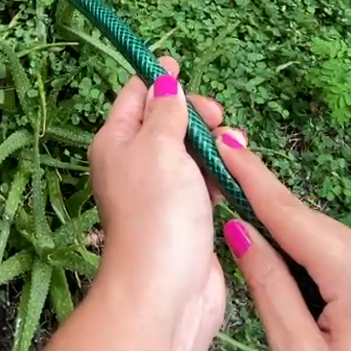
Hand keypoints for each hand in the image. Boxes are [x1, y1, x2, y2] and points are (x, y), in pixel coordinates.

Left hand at [86, 59, 229, 350]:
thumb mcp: (158, 146)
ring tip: (234, 143)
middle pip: (164, 121)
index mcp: (115, 140)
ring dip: (211, 142)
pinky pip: (203, 180)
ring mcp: (159, 190)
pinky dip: (219, 171)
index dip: (157, 77)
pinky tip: (236, 174)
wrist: (165, 289)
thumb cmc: (157, 210)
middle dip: (191, 111)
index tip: (178, 61)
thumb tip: (163, 79)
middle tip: (216, 115)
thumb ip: (165, 111)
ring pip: (187, 151)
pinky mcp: (185, 215)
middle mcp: (132, 162)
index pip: (134, 96)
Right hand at [214, 135, 350, 350]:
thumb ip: (268, 285)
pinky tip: (308, 279)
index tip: (226, 141)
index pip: (294, 217)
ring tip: (260, 239)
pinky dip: (329, 265)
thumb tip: (240, 227)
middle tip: (229, 182)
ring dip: (301, 241)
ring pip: (342, 248)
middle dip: (275, 210)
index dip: (254, 178)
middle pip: (320, 229)